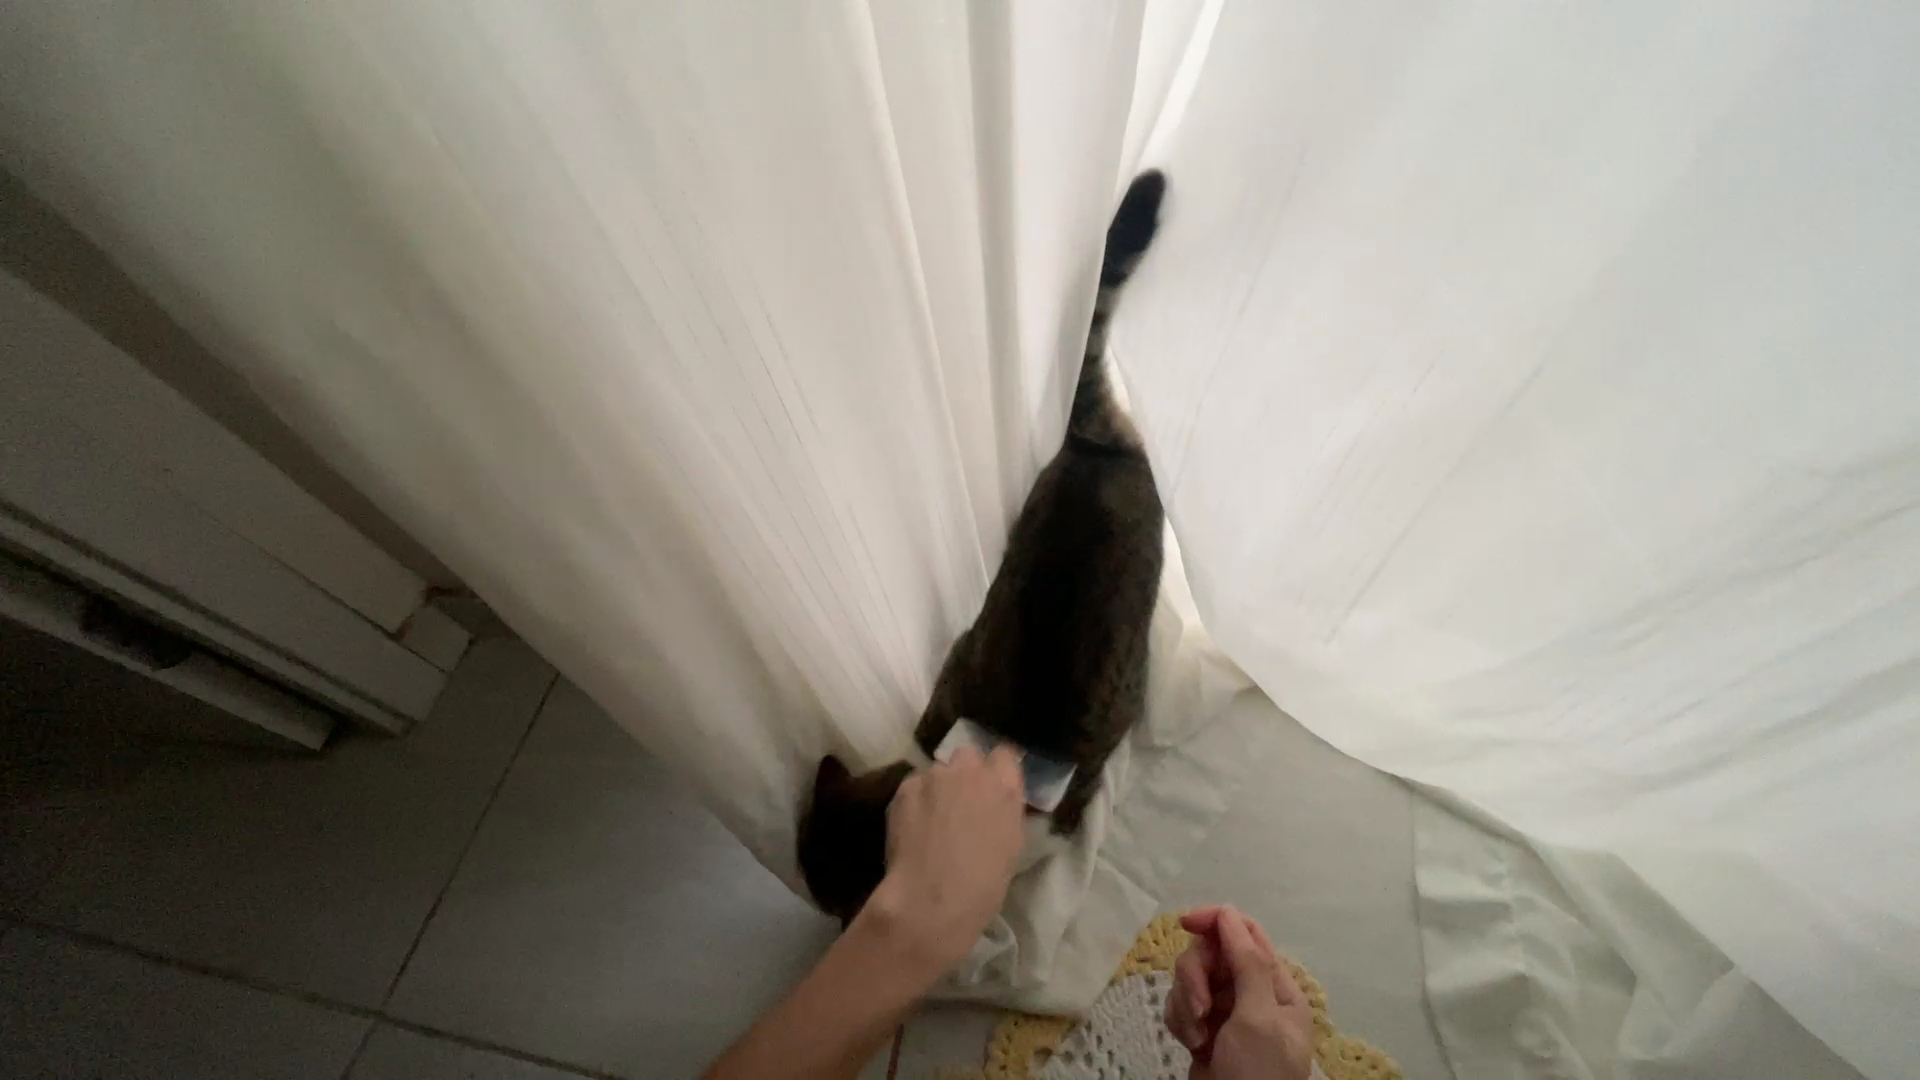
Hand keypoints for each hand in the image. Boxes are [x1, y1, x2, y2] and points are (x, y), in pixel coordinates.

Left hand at [864, 745, 1025, 974]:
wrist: (930, 900)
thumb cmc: (982, 885)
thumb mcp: (1011, 845)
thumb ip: (1005, 811)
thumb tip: (997, 803)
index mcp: (1003, 785)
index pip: (1005, 755)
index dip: (997, 769)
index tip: (992, 786)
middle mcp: (971, 769)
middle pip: (969, 756)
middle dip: (966, 773)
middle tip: (961, 802)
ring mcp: (936, 774)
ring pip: (938, 771)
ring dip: (939, 787)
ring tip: (931, 819)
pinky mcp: (906, 786)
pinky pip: (915, 785)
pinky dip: (915, 800)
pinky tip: (912, 826)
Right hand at [1164, 906, 1314, 1079]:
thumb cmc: (1258, 1076)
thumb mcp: (1258, 1019)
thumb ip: (1247, 963)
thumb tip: (1229, 912)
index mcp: (1277, 988)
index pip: (1246, 932)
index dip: (1216, 921)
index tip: (1186, 924)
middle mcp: (1253, 994)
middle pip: (1211, 952)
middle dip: (1196, 975)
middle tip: (1199, 1006)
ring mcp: (1227, 1012)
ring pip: (1191, 976)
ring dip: (1186, 1003)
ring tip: (1196, 1037)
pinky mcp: (1204, 1028)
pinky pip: (1180, 1003)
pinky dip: (1180, 1020)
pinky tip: (1191, 1046)